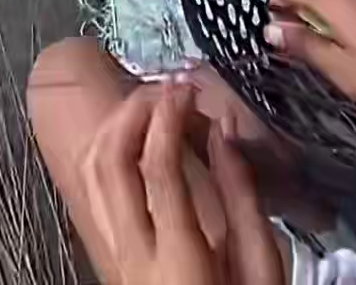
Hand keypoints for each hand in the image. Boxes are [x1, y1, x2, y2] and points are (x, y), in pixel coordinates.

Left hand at [80, 81, 283, 284]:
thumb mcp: (262, 273)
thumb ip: (243, 198)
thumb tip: (224, 130)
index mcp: (178, 261)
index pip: (157, 168)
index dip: (168, 117)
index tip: (186, 89)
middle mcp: (131, 254)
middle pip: (110, 161)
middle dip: (134, 110)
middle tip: (165, 88)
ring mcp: (111, 253)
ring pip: (93, 170)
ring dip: (116, 123)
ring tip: (150, 103)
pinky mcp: (106, 252)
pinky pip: (93, 186)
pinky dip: (107, 147)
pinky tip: (132, 134)